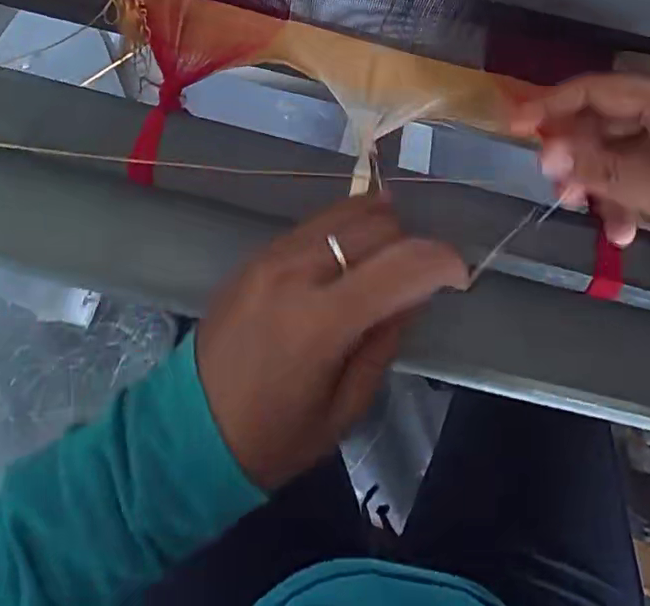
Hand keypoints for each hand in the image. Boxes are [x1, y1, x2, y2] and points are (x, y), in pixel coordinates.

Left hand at [197, 194, 467, 490]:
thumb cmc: (275, 436)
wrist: (189, 426)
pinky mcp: (255, 254)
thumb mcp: (346, 406)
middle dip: (411, 242)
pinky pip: (312, 224)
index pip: (399, 266)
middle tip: (422, 273)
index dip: (441, 261)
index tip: (460, 275)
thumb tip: (413, 292)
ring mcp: (270, 256)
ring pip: (342, 213)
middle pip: (374, 225)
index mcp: (321, 321)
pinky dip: (343, 227)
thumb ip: (384, 340)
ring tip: (394, 251)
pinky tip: (353, 247)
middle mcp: (295, 273)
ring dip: (378, 225)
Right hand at [510, 75, 649, 275]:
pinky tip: (648, 230)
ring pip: (626, 154)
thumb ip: (613, 176)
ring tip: (614, 232)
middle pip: (607, 123)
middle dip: (580, 160)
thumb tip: (550, 157)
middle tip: (562, 196)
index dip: (551, 106)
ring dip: (610, 189)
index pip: (599, 91)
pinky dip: (639, 199)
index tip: (513, 129)